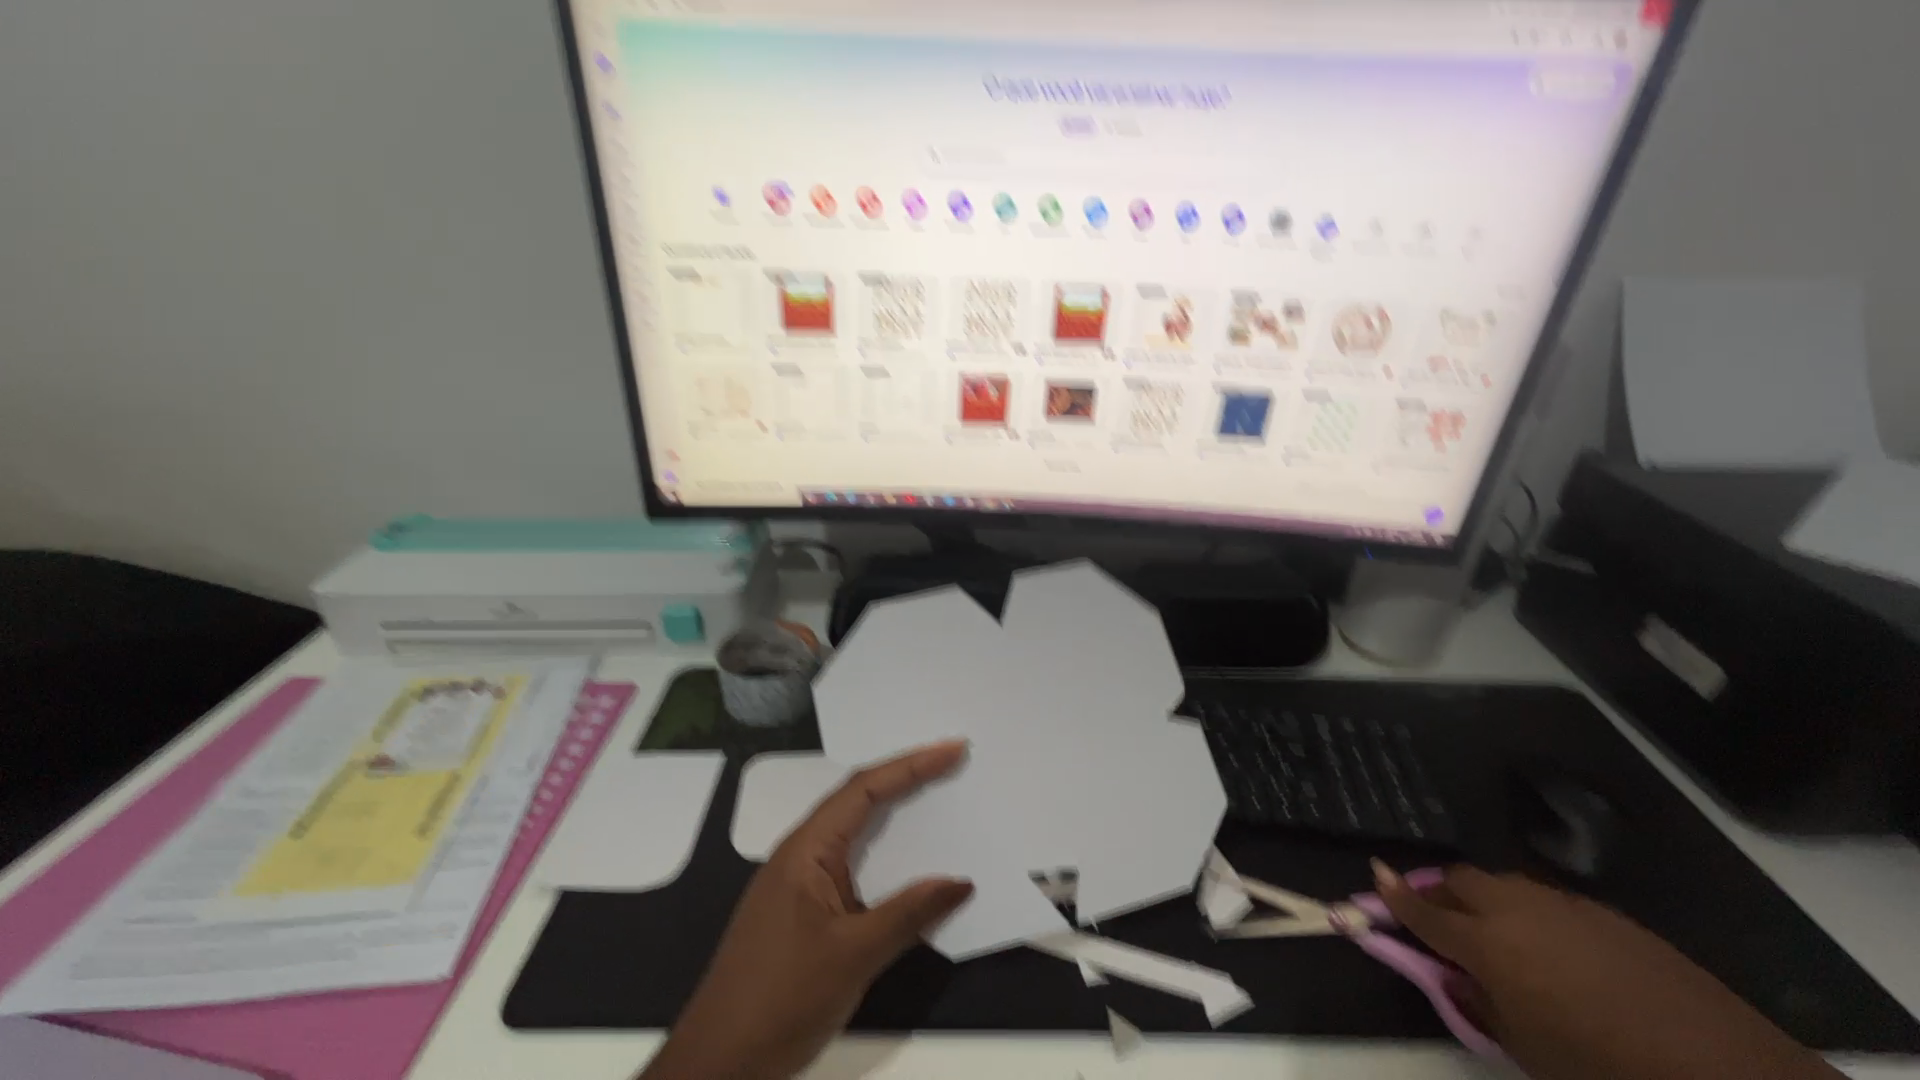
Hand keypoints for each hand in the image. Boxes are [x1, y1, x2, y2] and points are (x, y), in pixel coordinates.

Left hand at [641, 742, 974, 1079]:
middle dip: (907, 781)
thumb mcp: (854, 955)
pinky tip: (915, 876)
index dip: (911, 765)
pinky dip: (889, 865)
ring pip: (857, 839)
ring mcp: (802, 887)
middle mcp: (802, 857)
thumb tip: (960, 881)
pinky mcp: (806, 916)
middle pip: (859, 803)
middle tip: (956, 767)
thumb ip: (909, 914)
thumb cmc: (782, 998)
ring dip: (899, 822)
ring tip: (946, 808)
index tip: (954, 749)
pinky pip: (855, 874)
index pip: (863, 790)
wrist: (721, 1062)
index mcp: (806, 851)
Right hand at [1374, 861, 1841, 1079]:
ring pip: (1504, 884)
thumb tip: (1460, 976)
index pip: (1424, 912)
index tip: (1373, 876)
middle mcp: (1517, 910)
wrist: (1716, 1065)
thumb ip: (1479, 1003)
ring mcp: (1565, 906)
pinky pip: (1547, 900)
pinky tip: (1553, 949)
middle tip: (1437, 918)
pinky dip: (1530, 913)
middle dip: (1440, 892)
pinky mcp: (1607, 914)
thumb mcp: (1522, 1047)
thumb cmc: (1598, 1064)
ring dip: (1485, 899)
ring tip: (1496, 935)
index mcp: (1487, 944)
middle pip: (1461, 880)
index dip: (1394, 895)